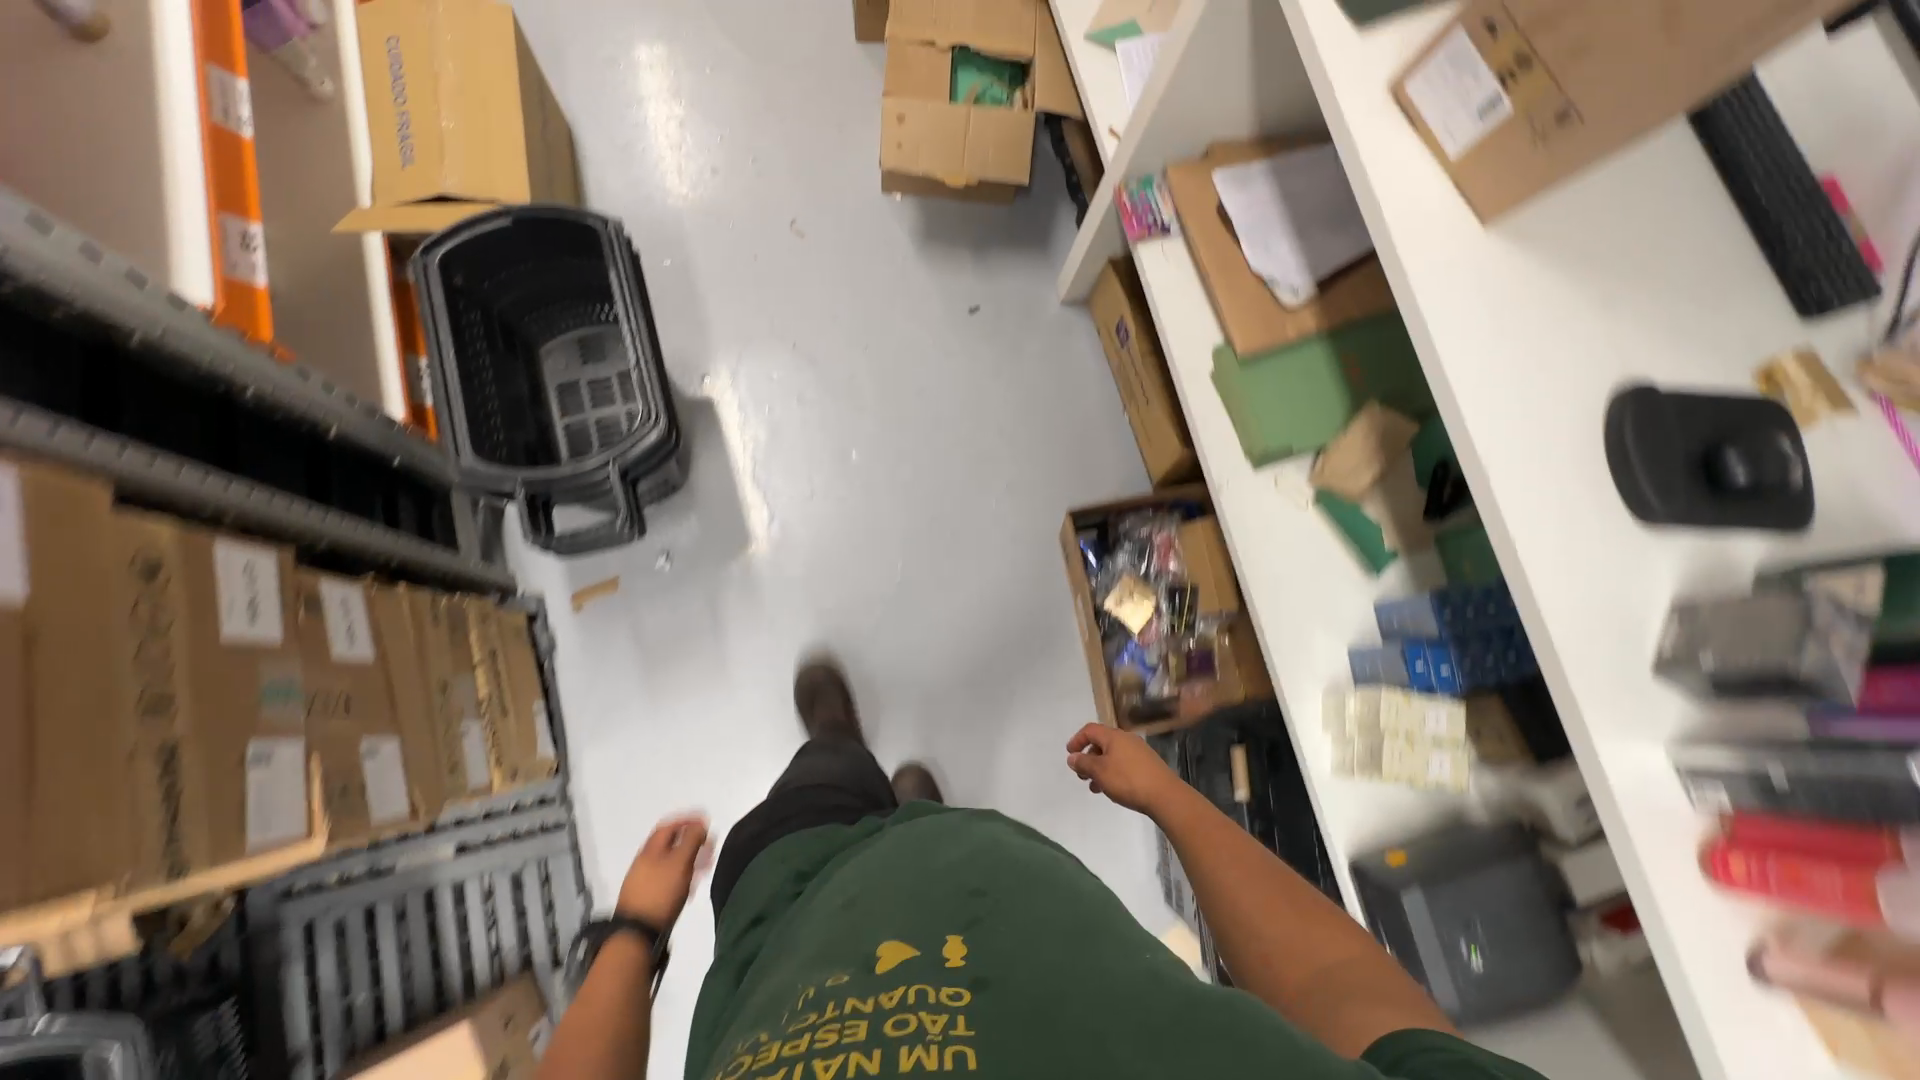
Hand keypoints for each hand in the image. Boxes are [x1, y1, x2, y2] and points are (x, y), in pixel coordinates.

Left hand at [616, 814, 711, 927]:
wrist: (637, 933)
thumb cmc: (661, 893)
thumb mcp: (680, 862)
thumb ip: (691, 840)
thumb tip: (700, 824)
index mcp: (650, 850)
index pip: (669, 826)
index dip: (687, 820)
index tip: (705, 821)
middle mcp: (644, 862)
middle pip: (669, 844)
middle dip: (691, 841)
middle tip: (709, 845)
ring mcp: (643, 881)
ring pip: (670, 862)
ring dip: (689, 860)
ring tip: (705, 866)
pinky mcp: (647, 898)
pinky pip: (667, 879)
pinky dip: (682, 876)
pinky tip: (690, 887)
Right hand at [1066, 723, 1184, 816]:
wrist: (1165, 795)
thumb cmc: (1128, 780)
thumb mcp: (1100, 772)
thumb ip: (1083, 763)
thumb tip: (1072, 757)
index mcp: (1114, 736)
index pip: (1090, 730)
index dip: (1077, 740)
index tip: (1070, 754)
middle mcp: (1127, 739)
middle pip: (1102, 743)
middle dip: (1088, 758)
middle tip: (1082, 775)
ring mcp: (1139, 752)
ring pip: (1113, 756)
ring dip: (1100, 769)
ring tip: (1095, 788)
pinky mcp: (1148, 765)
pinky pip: (1124, 764)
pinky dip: (1113, 773)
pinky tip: (1113, 789)